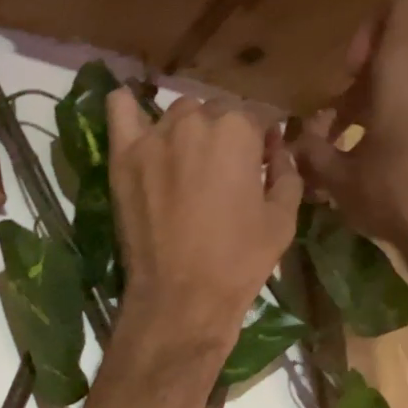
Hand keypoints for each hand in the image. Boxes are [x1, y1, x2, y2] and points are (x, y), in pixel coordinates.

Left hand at [107, 90, 302, 346]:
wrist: (181, 299)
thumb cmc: (238, 263)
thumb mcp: (283, 220)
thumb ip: (287, 173)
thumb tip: (278, 150)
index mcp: (238, 130)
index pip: (255, 117)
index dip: (261, 142)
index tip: (261, 164)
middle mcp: (195, 122)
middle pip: (215, 112)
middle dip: (225, 136)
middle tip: (224, 174)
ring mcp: (154, 137)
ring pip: (176, 114)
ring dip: (188, 130)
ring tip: (189, 164)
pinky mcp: (123, 157)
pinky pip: (120, 110)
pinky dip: (129, 108)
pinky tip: (142, 125)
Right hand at [290, 0, 407, 284]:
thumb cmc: (396, 195)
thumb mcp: (340, 179)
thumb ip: (313, 152)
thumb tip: (296, 142)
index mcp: (404, 64)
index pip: (399, 3)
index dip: (370, 27)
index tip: (350, 74)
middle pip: (404, 53)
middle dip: (370, 85)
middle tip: (344, 130)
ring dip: (394, 107)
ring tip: (371, 153)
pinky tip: (404, 168)